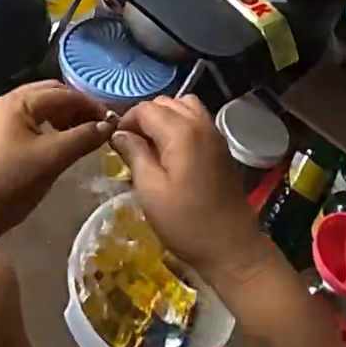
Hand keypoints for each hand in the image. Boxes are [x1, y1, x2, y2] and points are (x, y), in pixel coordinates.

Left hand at [0, 82, 114, 240]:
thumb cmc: (8, 184)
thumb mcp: (53, 159)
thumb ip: (84, 137)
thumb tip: (109, 125)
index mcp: (17, 102)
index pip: (65, 93)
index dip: (92, 106)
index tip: (113, 123)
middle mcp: (3, 104)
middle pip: (50, 94)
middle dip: (76, 107)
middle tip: (97, 128)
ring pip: (37, 109)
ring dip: (62, 118)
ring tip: (79, 138)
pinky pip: (26, 123)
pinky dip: (46, 128)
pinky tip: (54, 147)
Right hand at [111, 97, 274, 285]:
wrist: (230, 243)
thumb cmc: (186, 221)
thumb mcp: (150, 190)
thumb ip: (135, 155)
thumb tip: (120, 134)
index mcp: (182, 131)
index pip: (146, 108)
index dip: (126, 121)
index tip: (115, 144)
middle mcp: (201, 123)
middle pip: (167, 103)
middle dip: (144, 117)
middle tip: (130, 145)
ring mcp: (214, 133)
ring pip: (184, 107)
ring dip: (164, 118)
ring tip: (150, 146)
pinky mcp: (220, 145)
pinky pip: (197, 120)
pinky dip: (180, 125)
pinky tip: (170, 152)